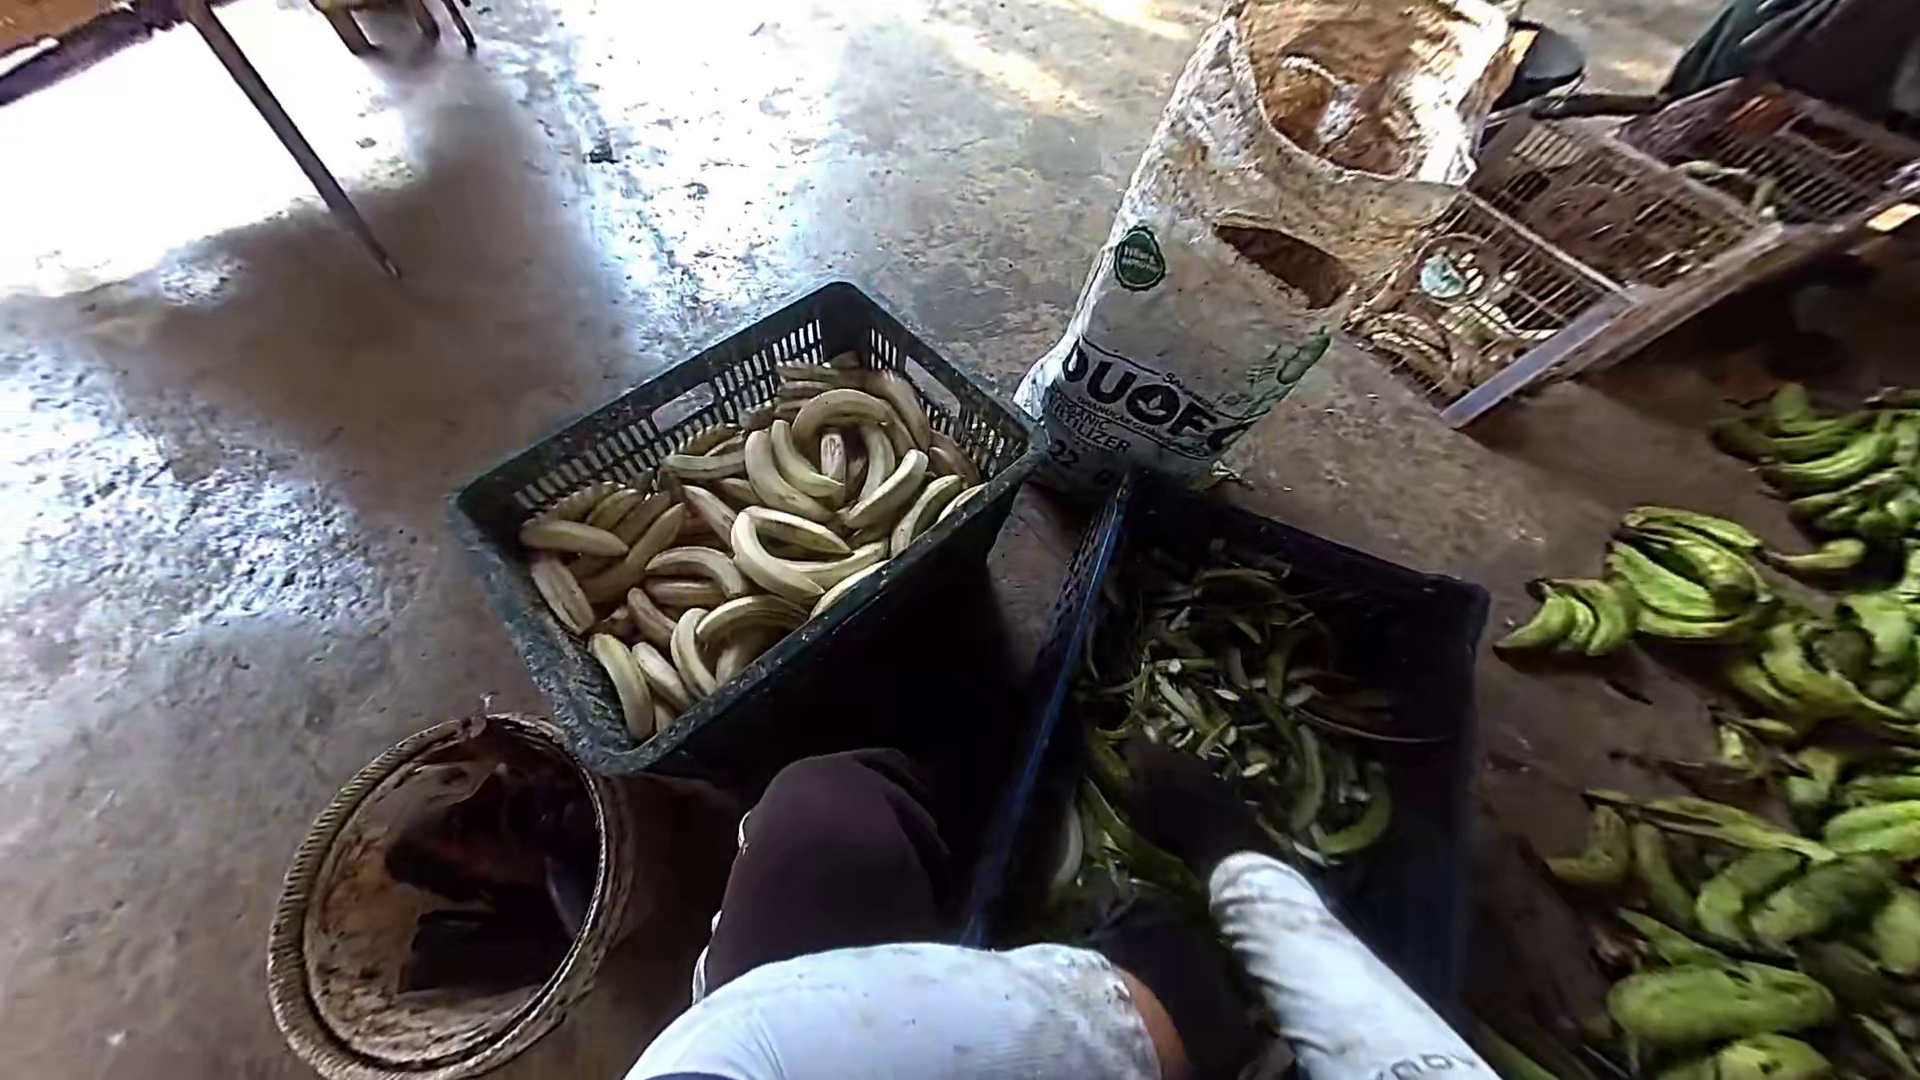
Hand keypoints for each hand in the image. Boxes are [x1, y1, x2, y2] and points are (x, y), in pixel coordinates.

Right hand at [1122, 739, 1266, 876]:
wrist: (1221, 841)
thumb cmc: (1171, 829)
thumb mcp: (1139, 814)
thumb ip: (1128, 790)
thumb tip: (1123, 777)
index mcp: (1151, 759)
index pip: (1133, 744)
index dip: (1128, 752)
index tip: (1124, 763)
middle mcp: (1175, 754)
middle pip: (1158, 749)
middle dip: (1151, 760)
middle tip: (1146, 778)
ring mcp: (1199, 764)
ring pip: (1179, 759)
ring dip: (1173, 769)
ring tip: (1170, 789)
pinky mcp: (1218, 777)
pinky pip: (1198, 772)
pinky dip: (1192, 780)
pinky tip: (1191, 798)